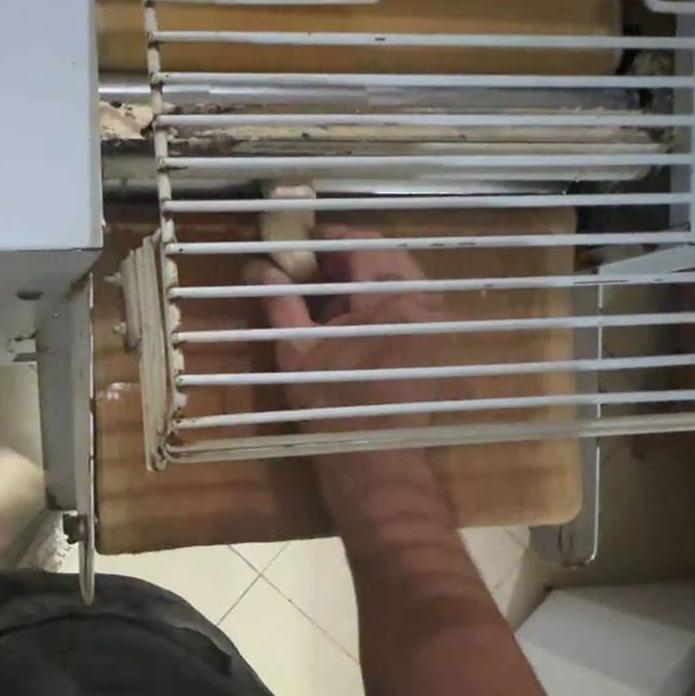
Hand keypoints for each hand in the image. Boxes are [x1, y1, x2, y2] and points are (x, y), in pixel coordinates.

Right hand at [244, 225, 456, 543]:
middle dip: (347, 254)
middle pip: (385, 255)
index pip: (360, 243)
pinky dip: (379, 300)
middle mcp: (423, 300)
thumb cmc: (330, 405)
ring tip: (328, 292)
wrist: (373, 459)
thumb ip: (279, 302)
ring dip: (364, 277)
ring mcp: (435, 322)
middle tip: (311, 265)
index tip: (299, 240)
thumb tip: (258, 265)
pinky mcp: (436, 342)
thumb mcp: (295, 350)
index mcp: (390, 297)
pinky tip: (352, 319)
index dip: (327, 236)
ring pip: (400, 278)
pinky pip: (408, 303)